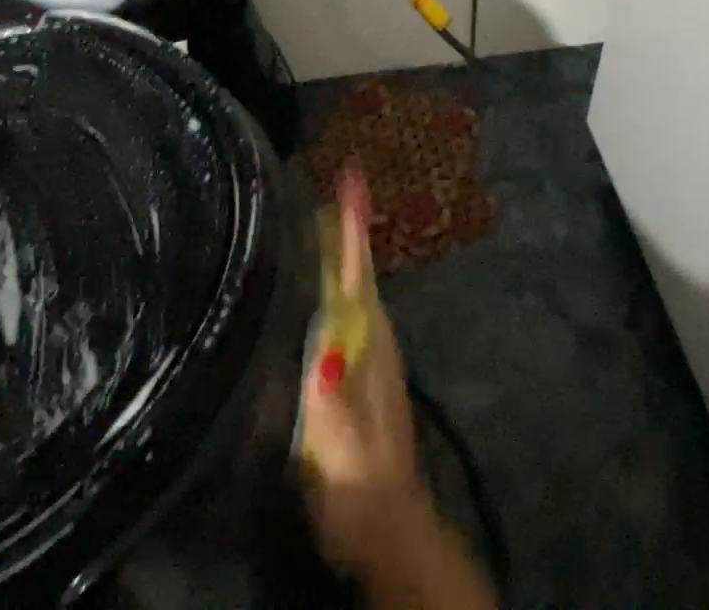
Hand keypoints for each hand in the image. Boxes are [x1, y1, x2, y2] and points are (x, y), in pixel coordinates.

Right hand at [300, 166, 431, 578]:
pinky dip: (339, 285)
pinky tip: (324, 283)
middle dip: (351, 228)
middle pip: (360, 273)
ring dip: (346, 251)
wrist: (384, 525)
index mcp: (369, 349)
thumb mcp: (339, 447)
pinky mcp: (360, 376)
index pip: (357, 278)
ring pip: (357, 290)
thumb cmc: (356, 482)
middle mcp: (375, 344)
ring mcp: (370, 360)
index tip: (353, 183)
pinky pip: (347, 313)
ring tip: (331, 215)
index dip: (352, 232)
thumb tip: (325, 350)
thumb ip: (332, 401)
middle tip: (342, 183)